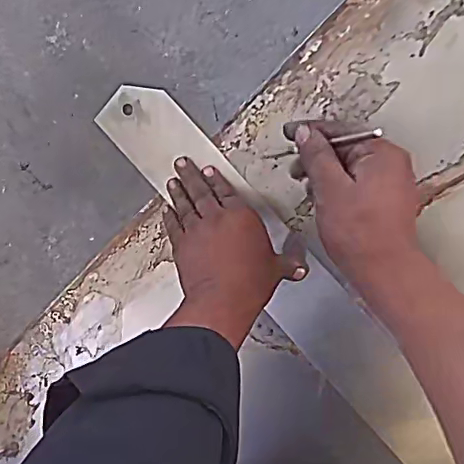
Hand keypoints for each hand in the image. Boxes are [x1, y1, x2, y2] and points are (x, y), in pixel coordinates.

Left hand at [161, 158, 304, 348]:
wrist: (220, 300)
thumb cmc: (247, 285)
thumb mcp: (275, 270)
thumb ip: (287, 263)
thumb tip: (297, 266)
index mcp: (241, 217)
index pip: (227, 191)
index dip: (217, 179)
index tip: (210, 170)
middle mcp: (216, 218)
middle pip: (201, 190)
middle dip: (191, 175)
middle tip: (183, 163)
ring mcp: (195, 230)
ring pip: (184, 204)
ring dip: (177, 191)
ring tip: (173, 181)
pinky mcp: (181, 245)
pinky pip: (173, 225)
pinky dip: (169, 216)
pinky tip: (166, 210)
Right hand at [288, 120, 424, 291]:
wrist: (382, 269)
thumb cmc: (362, 235)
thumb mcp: (329, 188)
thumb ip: (316, 156)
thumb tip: (307, 134)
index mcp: (383, 154)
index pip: (342, 131)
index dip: (312, 133)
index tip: (293, 133)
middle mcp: (392, 165)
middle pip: (347, 149)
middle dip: (319, 158)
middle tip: (298, 169)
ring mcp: (391, 184)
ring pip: (351, 168)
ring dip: (327, 175)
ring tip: (311, 190)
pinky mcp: (386, 202)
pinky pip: (358, 184)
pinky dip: (338, 188)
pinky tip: (326, 202)